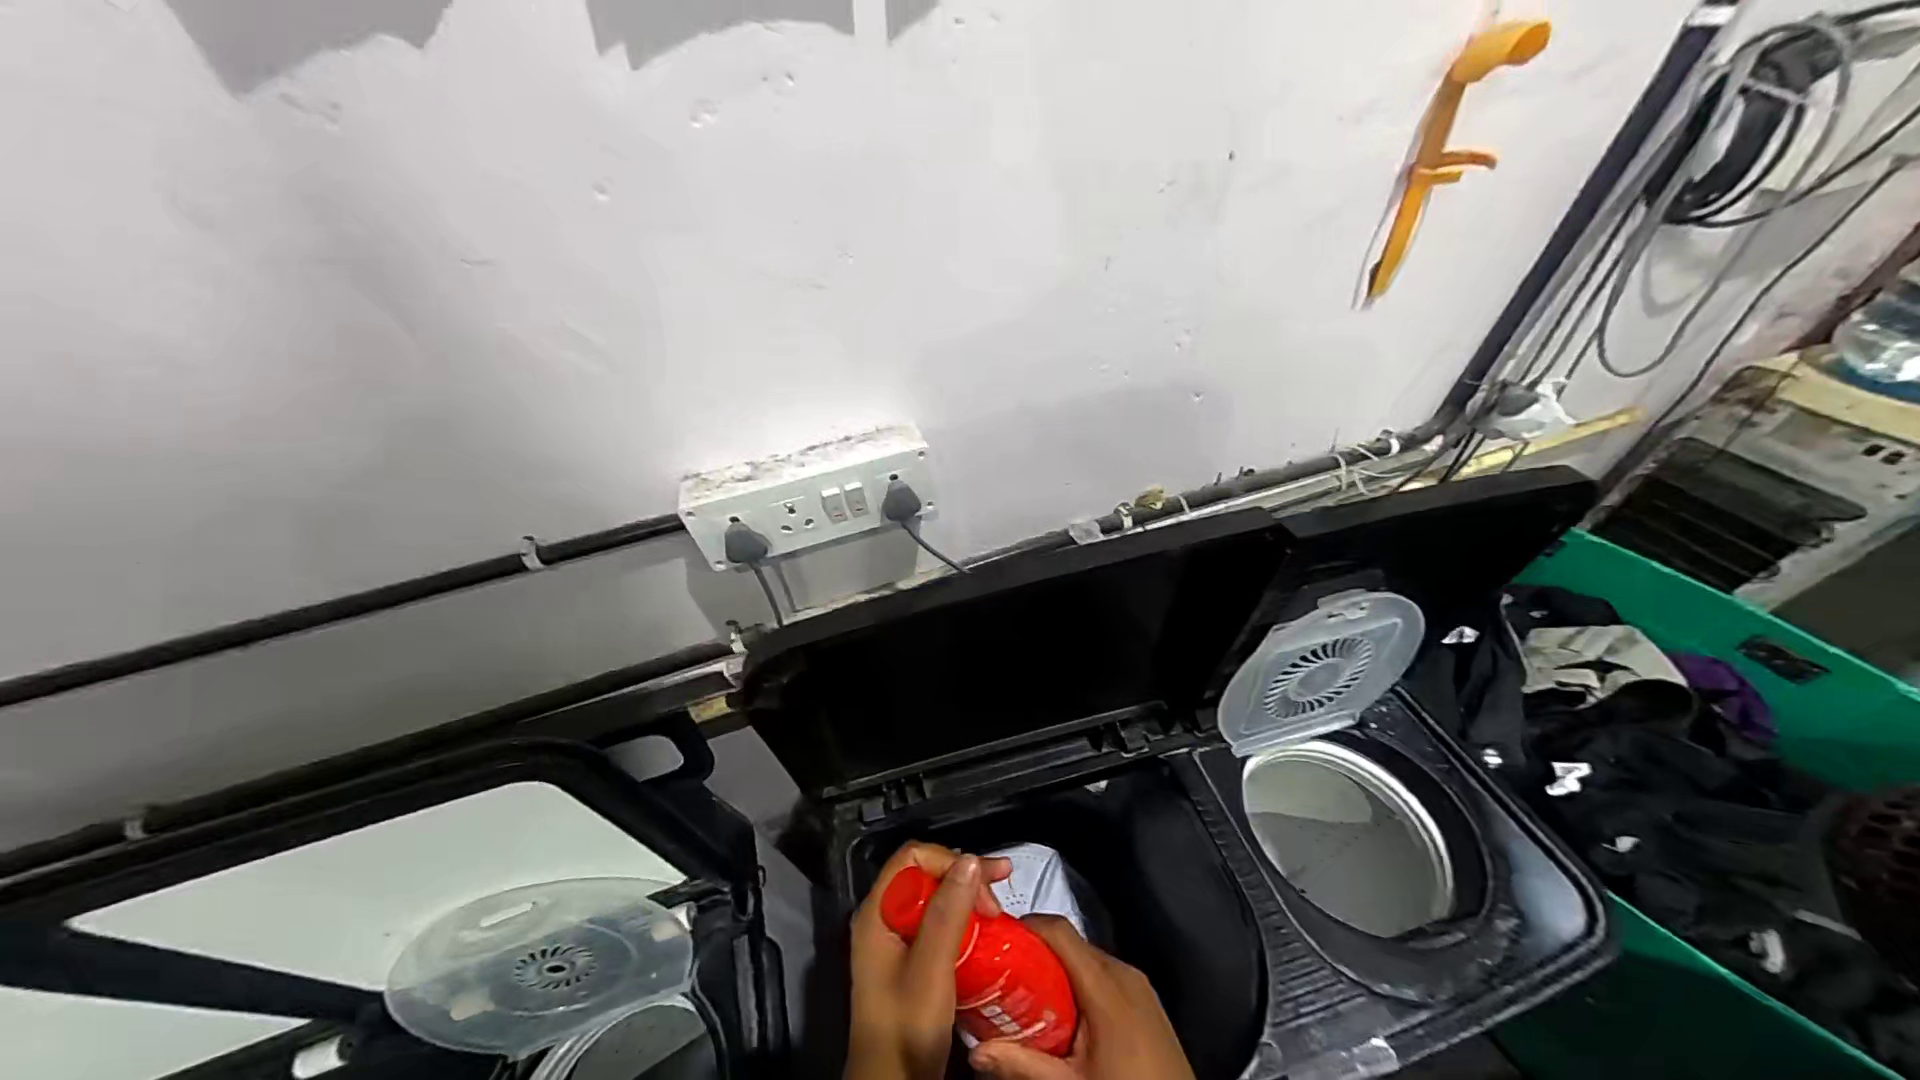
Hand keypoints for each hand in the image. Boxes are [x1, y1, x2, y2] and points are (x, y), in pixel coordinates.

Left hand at [847, 842, 1013, 1079]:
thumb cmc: (906, 1030)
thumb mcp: (931, 968)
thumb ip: (948, 913)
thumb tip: (970, 862)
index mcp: (878, 912)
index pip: (913, 857)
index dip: (951, 862)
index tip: (985, 886)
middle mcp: (884, 918)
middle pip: (925, 872)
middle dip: (965, 875)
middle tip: (998, 894)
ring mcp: (896, 938)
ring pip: (934, 896)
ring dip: (968, 896)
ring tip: (997, 909)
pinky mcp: (911, 958)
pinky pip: (939, 921)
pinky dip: (964, 918)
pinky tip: (985, 930)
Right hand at [967, 916, 1194, 1079]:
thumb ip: (1023, 1064)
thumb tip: (978, 1052)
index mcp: (1108, 986)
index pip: (1059, 930)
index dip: (1025, 927)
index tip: (998, 940)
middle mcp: (1124, 974)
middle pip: (1068, 945)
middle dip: (1033, 956)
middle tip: (1003, 978)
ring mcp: (1138, 986)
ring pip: (1084, 960)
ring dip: (1053, 972)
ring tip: (1025, 1001)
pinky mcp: (1144, 1000)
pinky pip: (1102, 976)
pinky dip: (1076, 985)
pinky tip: (1062, 1018)